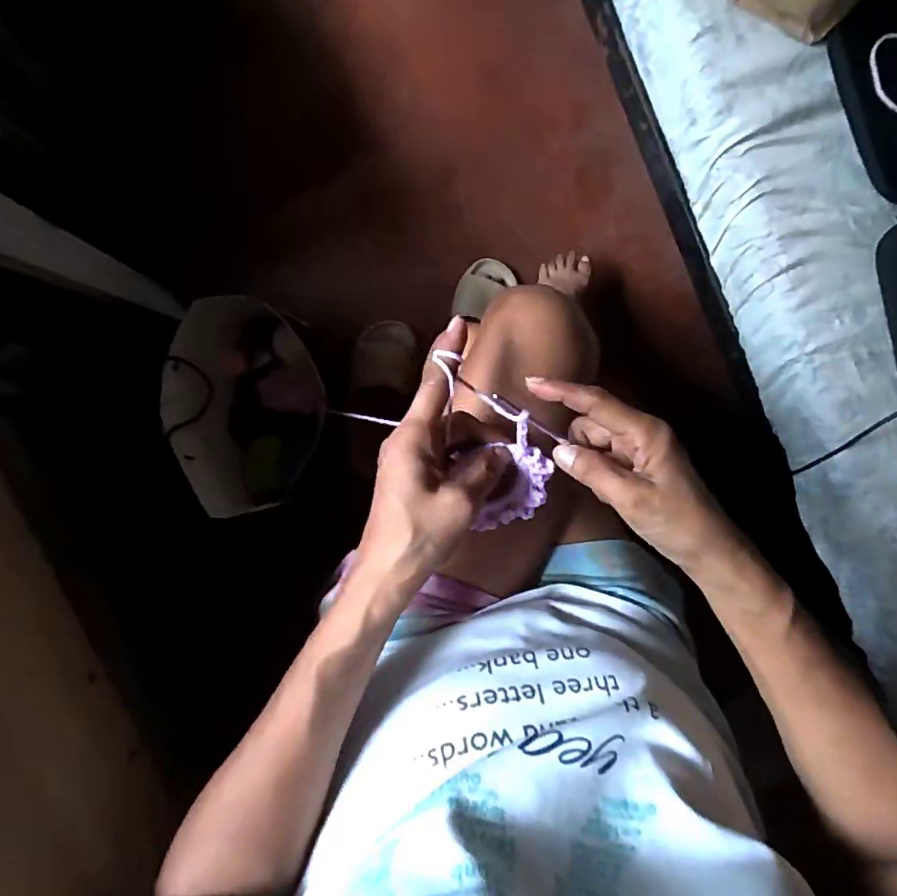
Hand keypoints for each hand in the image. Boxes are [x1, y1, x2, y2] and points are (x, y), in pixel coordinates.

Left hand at [351, 318, 510, 594]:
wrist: (386, 572)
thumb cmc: (419, 534)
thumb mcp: (460, 502)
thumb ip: (484, 469)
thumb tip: (499, 453)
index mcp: (413, 437)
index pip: (434, 385)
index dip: (448, 354)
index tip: (459, 323)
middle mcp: (408, 441)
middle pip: (454, 420)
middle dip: (484, 434)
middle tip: (510, 461)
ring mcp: (409, 459)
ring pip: (453, 442)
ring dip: (478, 456)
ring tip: (499, 483)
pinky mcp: (413, 477)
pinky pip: (446, 460)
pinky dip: (467, 468)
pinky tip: (484, 489)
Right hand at [524, 377, 746, 573]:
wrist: (707, 548)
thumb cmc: (674, 522)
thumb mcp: (629, 498)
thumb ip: (591, 471)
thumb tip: (559, 449)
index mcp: (645, 431)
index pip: (596, 402)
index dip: (562, 391)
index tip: (531, 381)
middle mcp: (642, 430)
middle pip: (591, 421)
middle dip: (577, 444)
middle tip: (588, 479)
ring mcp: (641, 445)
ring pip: (594, 439)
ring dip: (588, 461)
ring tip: (606, 491)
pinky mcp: (638, 460)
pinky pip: (604, 455)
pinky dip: (598, 470)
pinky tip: (611, 492)